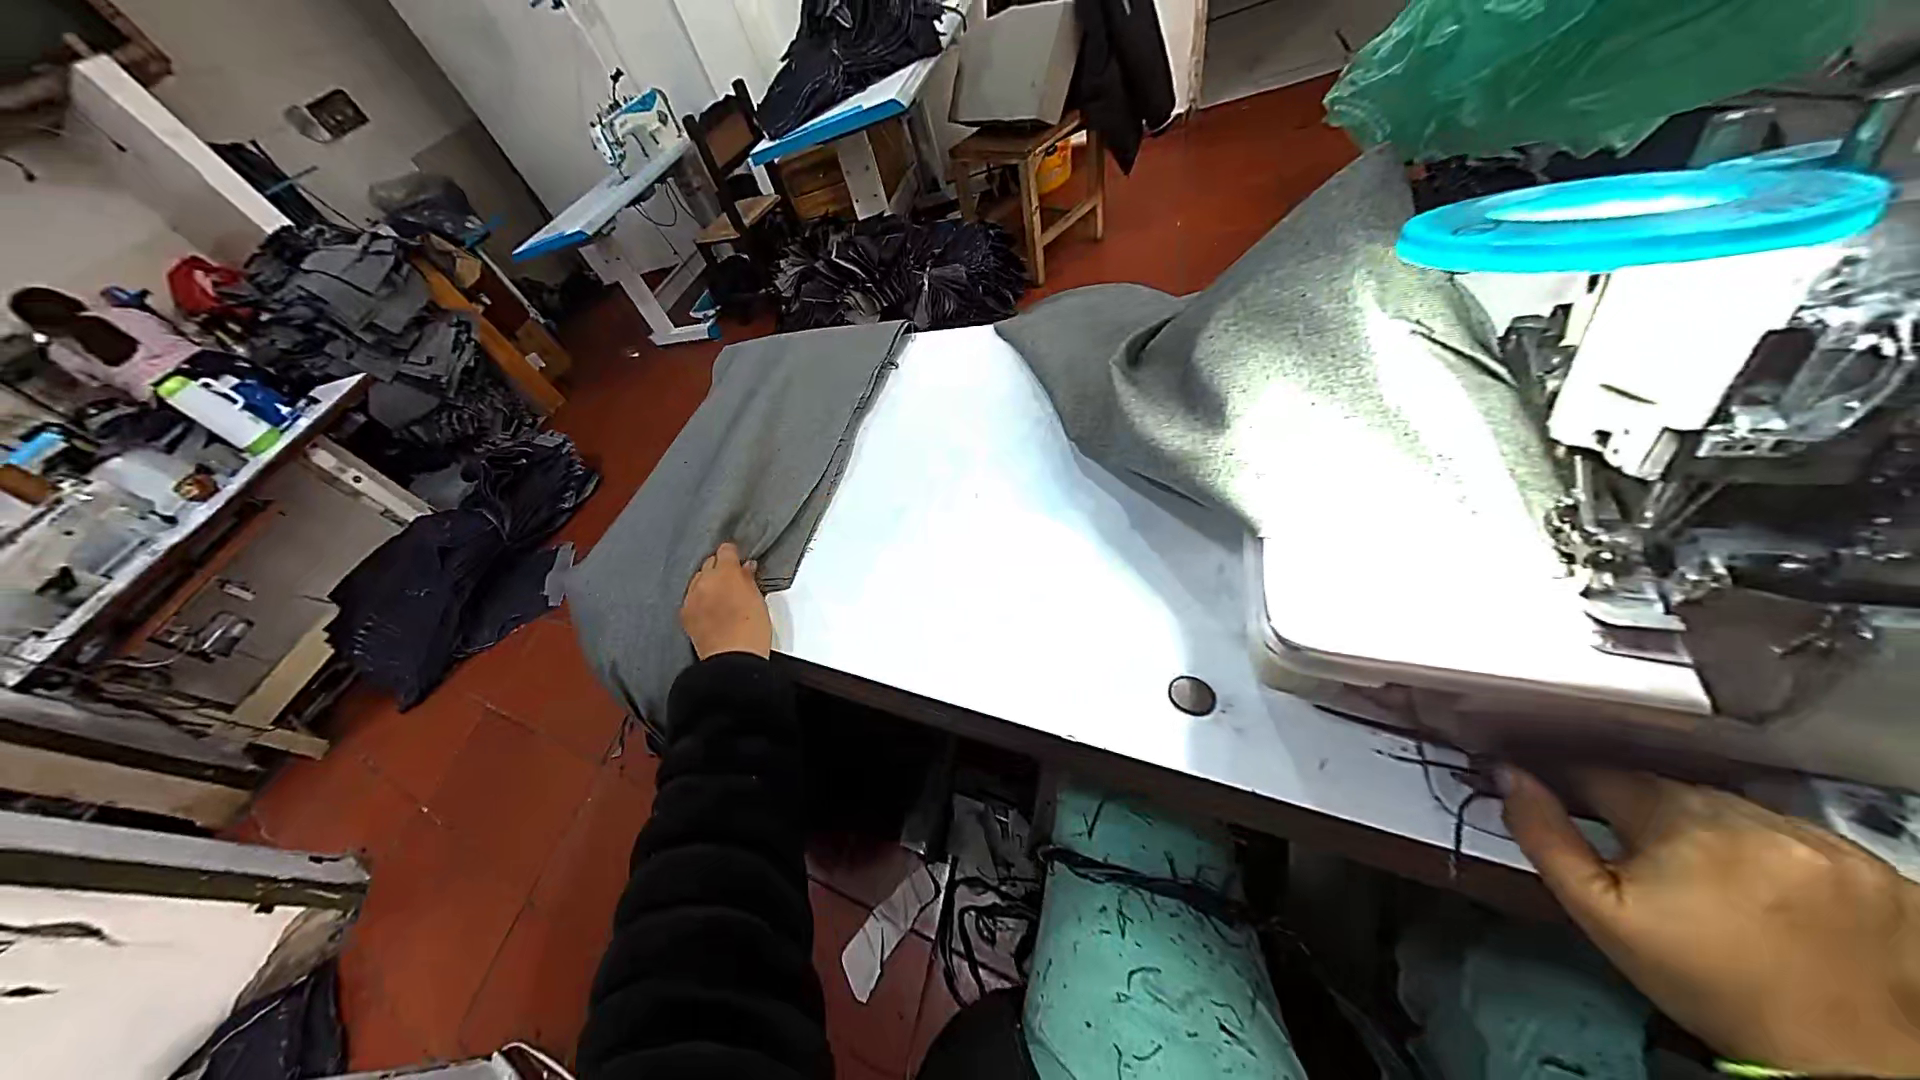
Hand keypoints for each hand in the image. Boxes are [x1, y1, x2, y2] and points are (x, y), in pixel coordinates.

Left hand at [680, 542, 770, 659]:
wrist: (733, 659)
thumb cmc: (752, 630)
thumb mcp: (758, 600)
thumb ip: (749, 579)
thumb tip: (746, 568)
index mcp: (726, 573)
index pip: (725, 551)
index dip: (733, 555)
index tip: (738, 560)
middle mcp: (704, 581)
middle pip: (709, 563)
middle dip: (719, 568)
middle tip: (732, 580)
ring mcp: (691, 597)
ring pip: (697, 580)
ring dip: (707, 583)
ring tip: (720, 596)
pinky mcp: (684, 613)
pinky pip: (690, 597)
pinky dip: (699, 599)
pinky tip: (710, 609)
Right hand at [1502, 767, 1919, 1075]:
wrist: (1836, 1060)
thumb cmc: (1699, 980)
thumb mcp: (1596, 911)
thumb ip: (1543, 834)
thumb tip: (1510, 775)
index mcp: (1683, 823)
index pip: (1604, 773)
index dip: (1570, 780)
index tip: (1553, 790)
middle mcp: (1759, 820)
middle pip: (1670, 790)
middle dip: (1642, 809)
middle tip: (1634, 851)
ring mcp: (1830, 844)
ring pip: (1733, 808)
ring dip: (1706, 825)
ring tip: (1701, 871)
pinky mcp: (1881, 870)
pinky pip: (1798, 834)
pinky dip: (1770, 847)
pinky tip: (1764, 884)